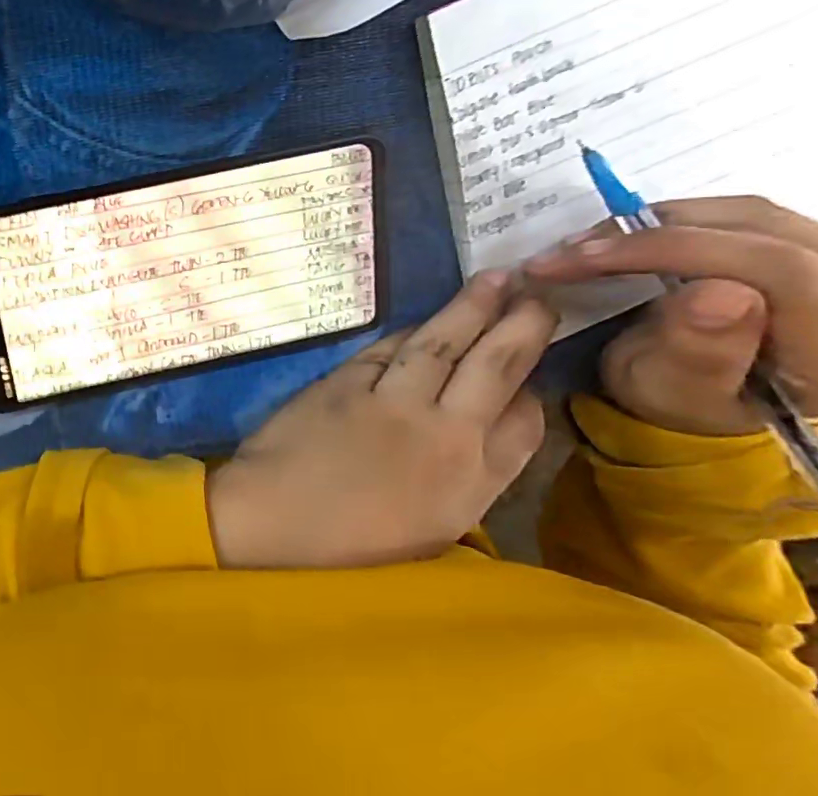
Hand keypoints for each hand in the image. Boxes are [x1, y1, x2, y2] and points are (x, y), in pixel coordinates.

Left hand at [207, 272, 556, 569]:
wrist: (277, 516)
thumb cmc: (352, 538)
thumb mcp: (433, 527)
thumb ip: (470, 477)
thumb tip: (490, 427)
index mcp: (472, 482)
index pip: (525, 423)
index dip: (533, 390)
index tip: (538, 363)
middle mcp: (444, 435)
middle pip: (495, 368)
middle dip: (522, 326)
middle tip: (540, 293)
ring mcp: (393, 403)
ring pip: (442, 345)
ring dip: (471, 308)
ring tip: (498, 279)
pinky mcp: (346, 382)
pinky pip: (388, 349)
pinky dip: (411, 332)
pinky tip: (426, 319)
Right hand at [525, 196, 817, 431]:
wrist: (695, 399)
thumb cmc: (678, 405)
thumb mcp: (670, 393)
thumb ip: (698, 353)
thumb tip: (717, 293)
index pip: (780, 271)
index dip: (677, 251)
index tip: (584, 259)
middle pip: (767, 236)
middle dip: (655, 235)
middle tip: (570, 251)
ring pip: (757, 217)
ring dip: (661, 222)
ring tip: (594, 244)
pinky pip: (751, 217)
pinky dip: (679, 219)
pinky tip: (632, 238)